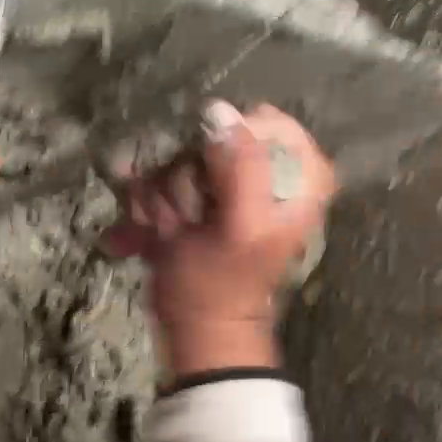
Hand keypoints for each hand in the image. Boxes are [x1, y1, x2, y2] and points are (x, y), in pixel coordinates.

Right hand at [100, 102, 335, 378]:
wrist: (196, 330)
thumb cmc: (220, 287)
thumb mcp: (239, 226)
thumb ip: (241, 165)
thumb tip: (219, 112)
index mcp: (296, 173)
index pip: (252, 122)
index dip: (219, 149)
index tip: (206, 187)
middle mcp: (262, 173)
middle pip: (205, 143)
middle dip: (182, 181)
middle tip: (183, 219)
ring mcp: (222, 189)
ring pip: (174, 165)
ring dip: (159, 201)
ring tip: (166, 234)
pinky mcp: (191, 205)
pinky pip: (157, 186)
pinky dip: (146, 211)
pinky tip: (149, 235)